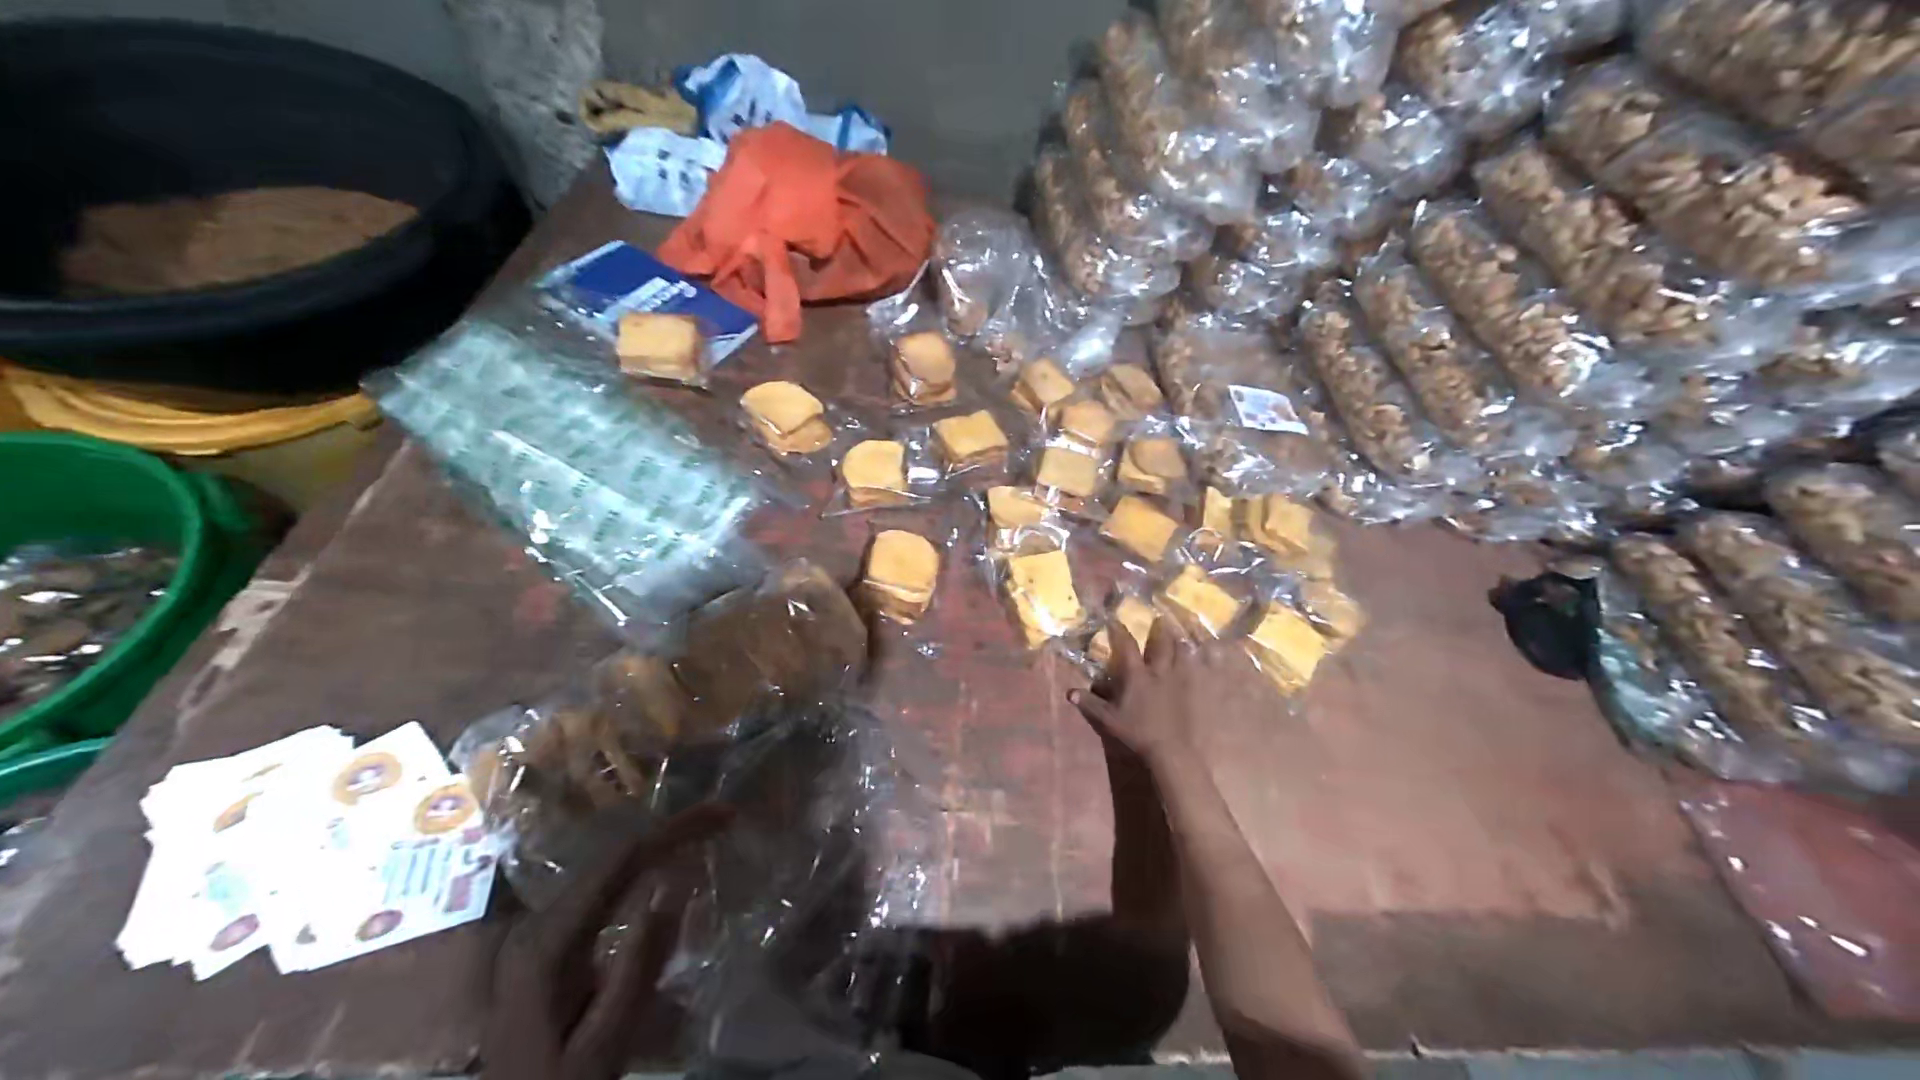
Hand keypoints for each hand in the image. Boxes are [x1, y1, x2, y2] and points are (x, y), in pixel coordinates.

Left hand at [483, 803, 733, 1079]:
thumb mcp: (603, 1044)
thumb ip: (639, 966)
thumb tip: (678, 882)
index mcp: (550, 941)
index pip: (621, 861)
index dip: (675, 830)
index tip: (722, 813)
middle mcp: (540, 922)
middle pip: (615, 857)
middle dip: (672, 830)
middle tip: (723, 818)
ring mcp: (541, 930)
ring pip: (610, 869)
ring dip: (659, 846)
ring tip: (705, 832)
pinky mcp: (550, 942)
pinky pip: (605, 890)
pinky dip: (643, 870)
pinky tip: (668, 867)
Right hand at [1068, 621, 1256, 766]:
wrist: (1171, 749)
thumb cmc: (1137, 732)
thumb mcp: (1108, 719)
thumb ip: (1090, 703)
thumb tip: (1069, 692)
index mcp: (1137, 675)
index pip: (1127, 645)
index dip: (1119, 631)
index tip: (1115, 620)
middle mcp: (1158, 671)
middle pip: (1161, 643)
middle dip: (1159, 629)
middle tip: (1159, 618)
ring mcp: (1178, 679)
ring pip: (1181, 652)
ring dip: (1179, 641)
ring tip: (1180, 633)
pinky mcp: (1192, 690)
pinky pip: (1196, 668)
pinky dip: (1197, 659)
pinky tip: (1200, 656)